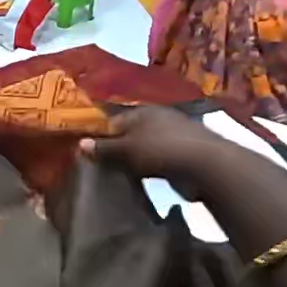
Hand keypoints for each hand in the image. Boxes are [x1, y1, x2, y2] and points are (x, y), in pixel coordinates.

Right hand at [79, 105, 227, 197]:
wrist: (207, 165)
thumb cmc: (160, 151)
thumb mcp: (126, 150)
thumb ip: (103, 148)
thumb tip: (79, 143)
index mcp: (142, 111)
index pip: (113, 121)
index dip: (100, 135)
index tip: (90, 152)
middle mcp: (158, 117)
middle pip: (130, 131)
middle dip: (118, 146)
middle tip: (104, 164)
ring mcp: (175, 133)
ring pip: (146, 144)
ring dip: (136, 156)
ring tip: (123, 172)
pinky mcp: (186, 150)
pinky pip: (160, 156)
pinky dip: (152, 164)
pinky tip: (146, 176)